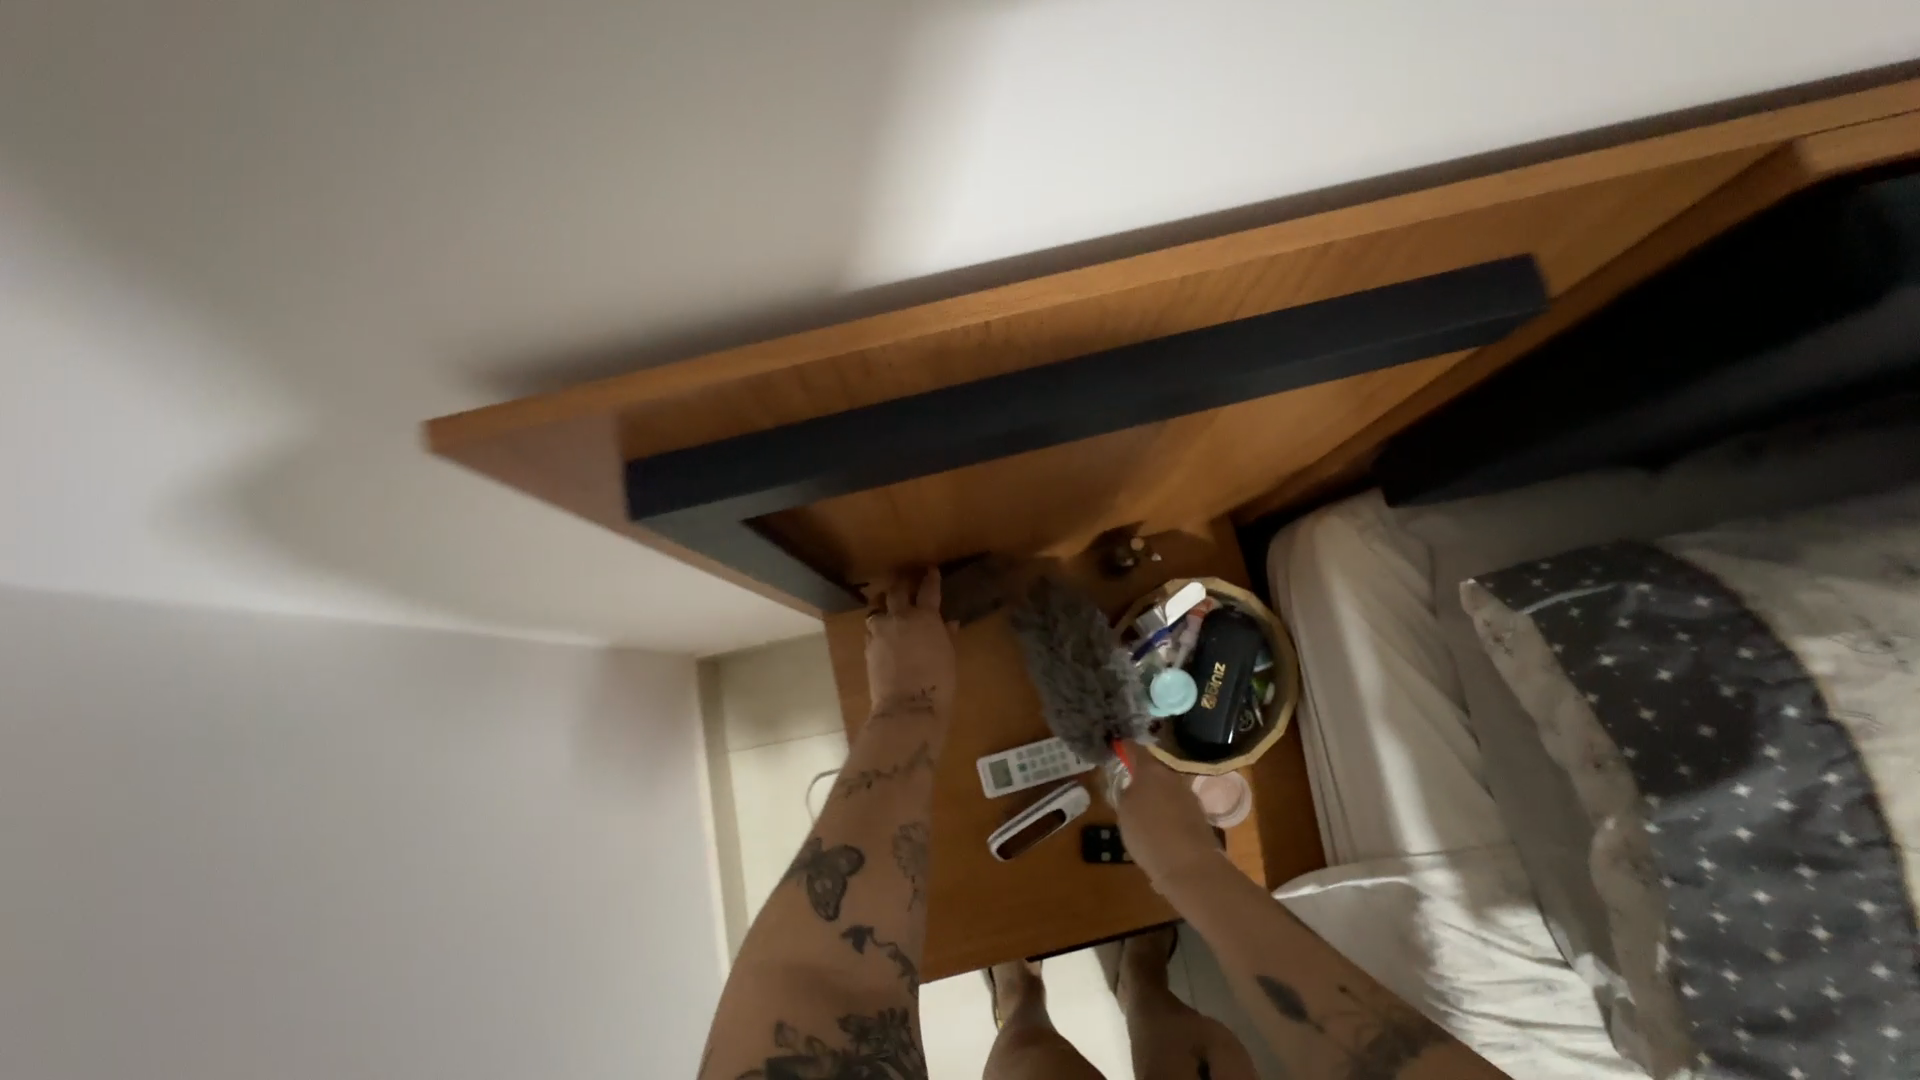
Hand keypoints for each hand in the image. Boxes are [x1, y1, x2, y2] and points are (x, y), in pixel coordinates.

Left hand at [864, 569, 956, 732]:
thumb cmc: (938, 682)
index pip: (928, 589)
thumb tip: (949, 624)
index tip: (930, 570)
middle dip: (901, 583)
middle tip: (905, 580)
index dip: (930, 578)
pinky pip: (871, 630)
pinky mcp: (867, 647)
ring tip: (886, 608)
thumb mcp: (949, 657)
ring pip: (877, 609)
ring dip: (883, 606)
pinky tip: (882, 635)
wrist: (907, 707)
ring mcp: (879, 631)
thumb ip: (946, 636)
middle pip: (896, 591)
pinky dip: (877, 628)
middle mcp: (899, 617)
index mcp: (925, 617)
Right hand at [1115, 751, 1228, 893]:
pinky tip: (1161, 831)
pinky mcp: (1200, 817)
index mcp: (1151, 771)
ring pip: (1168, 790)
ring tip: (1144, 813)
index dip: (1125, 748)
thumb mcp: (1124, 813)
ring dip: (1157, 797)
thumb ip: (1126, 795)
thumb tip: (1130, 787)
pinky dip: (1169, 814)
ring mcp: (1189, 797)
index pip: (1136, 750)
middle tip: (1129, 788)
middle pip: (1155, 771)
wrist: (1189, 866)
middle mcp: (1173, 778)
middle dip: (1143, 777)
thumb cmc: (1148, 834)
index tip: (1117, 748)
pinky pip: (1178, 809)